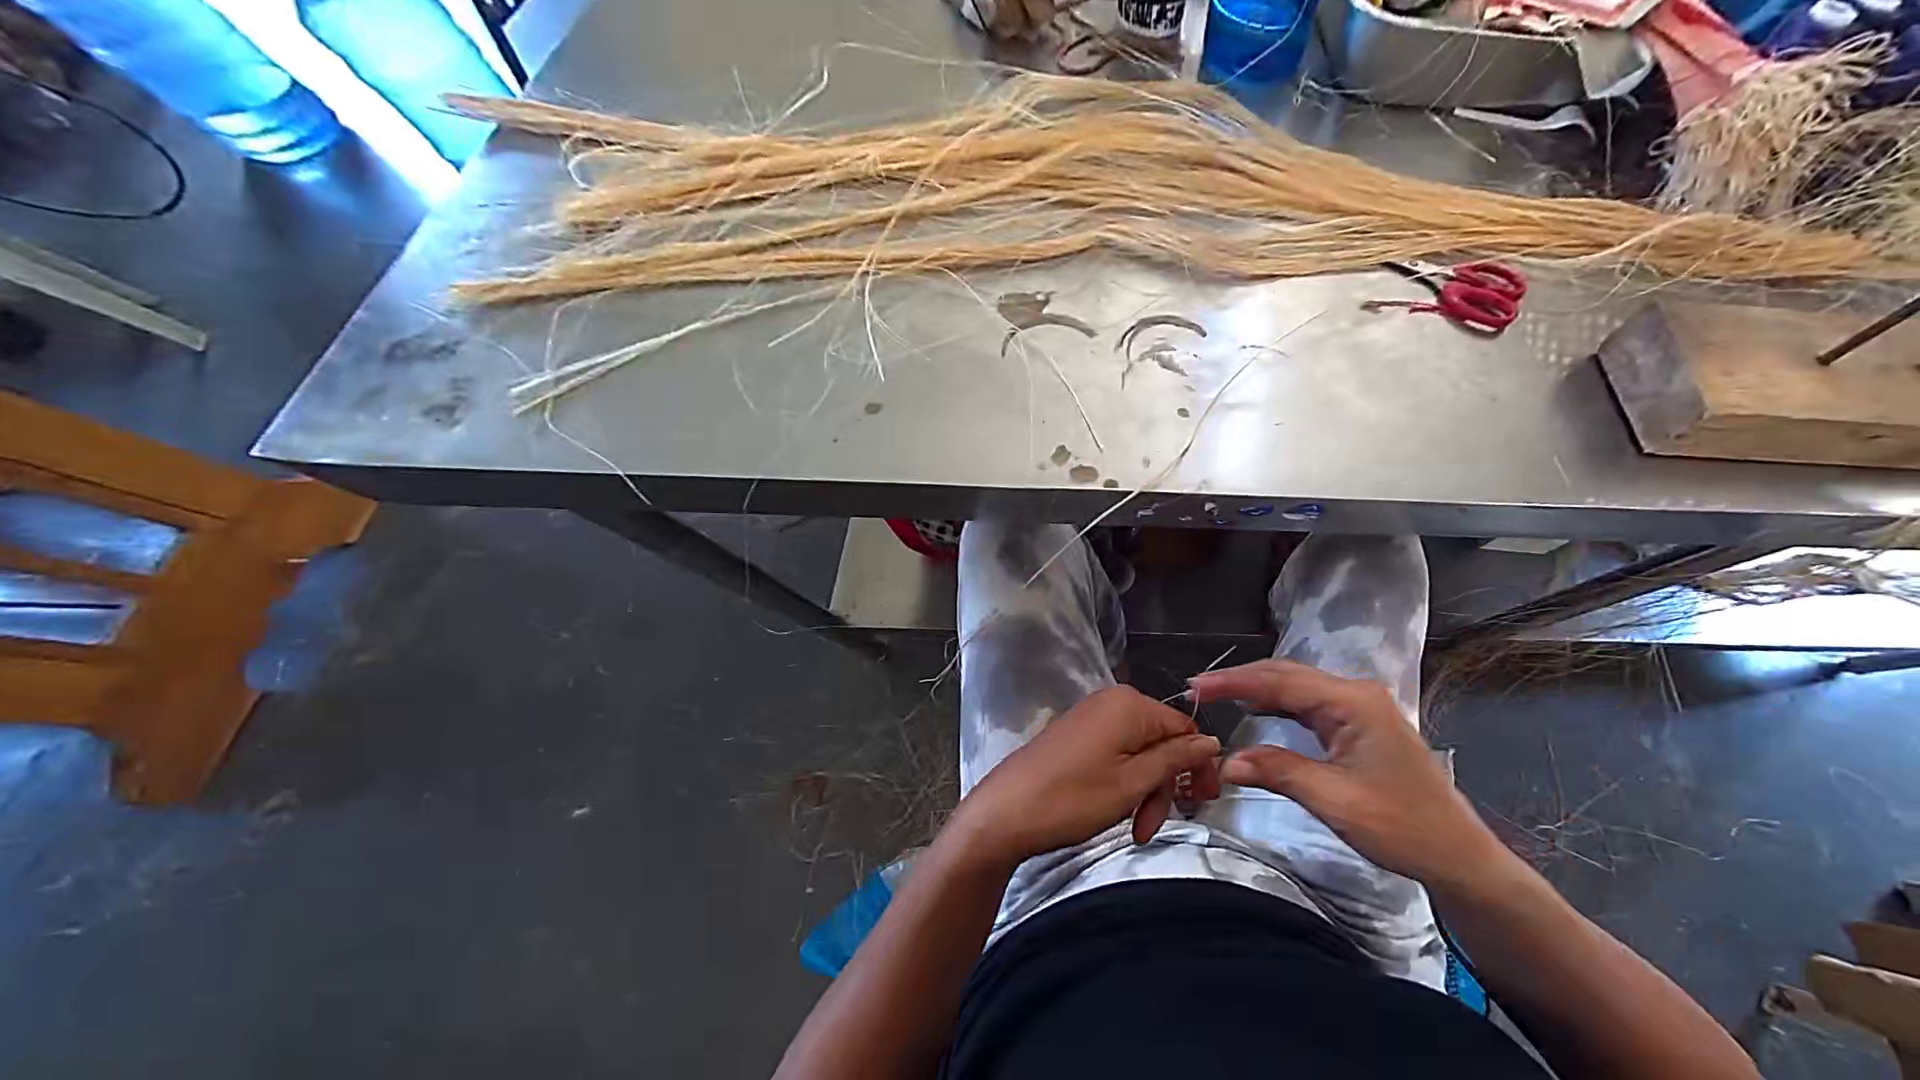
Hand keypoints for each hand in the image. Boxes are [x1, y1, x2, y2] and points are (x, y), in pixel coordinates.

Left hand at [948, 686, 1221, 866]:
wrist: (1004, 813)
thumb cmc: (1072, 798)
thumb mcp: (1133, 783)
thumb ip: (1175, 759)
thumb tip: (1210, 743)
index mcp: (1129, 705)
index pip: (1185, 728)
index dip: (1199, 766)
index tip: (1203, 803)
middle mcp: (1111, 702)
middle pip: (1163, 742)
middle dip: (1166, 786)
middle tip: (1156, 824)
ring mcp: (1091, 719)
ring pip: (1140, 754)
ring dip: (1146, 793)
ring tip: (1136, 829)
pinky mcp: (1077, 737)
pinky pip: (1116, 756)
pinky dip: (1125, 785)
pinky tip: (1120, 815)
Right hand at [1187, 659, 1506, 888]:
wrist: (1458, 856)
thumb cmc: (1403, 828)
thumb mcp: (1334, 801)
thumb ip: (1277, 771)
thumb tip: (1226, 761)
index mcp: (1353, 703)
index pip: (1279, 683)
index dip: (1233, 683)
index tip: (1195, 686)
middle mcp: (1356, 694)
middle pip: (1286, 675)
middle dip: (1239, 679)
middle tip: (1197, 688)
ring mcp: (1360, 706)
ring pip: (1295, 685)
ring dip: (1255, 688)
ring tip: (1215, 694)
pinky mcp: (1358, 722)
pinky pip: (1306, 702)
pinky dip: (1275, 702)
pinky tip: (1254, 707)